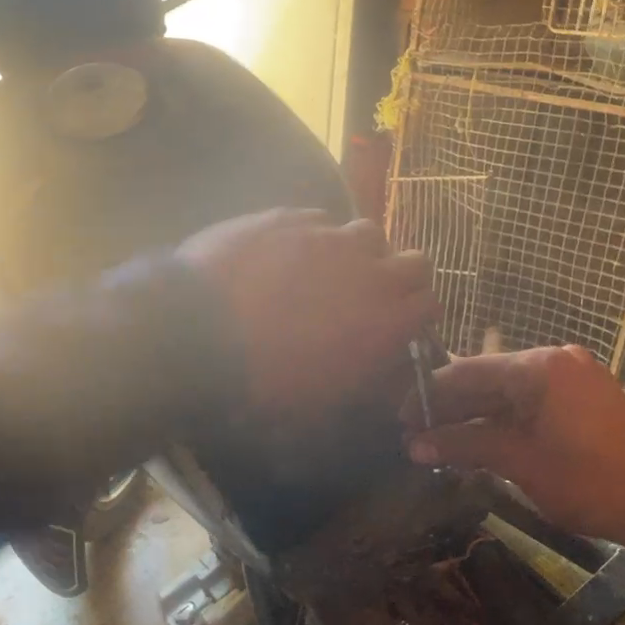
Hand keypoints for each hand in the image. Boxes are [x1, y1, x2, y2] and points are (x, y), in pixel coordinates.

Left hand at [177, 209, 437, 420]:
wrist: (194, 334)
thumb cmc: (261, 384)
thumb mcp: (321, 408)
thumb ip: (365, 387)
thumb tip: (386, 380)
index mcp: (386, 322)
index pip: (430, 305)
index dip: (415, 316)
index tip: (397, 327)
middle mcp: (369, 271)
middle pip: (414, 262)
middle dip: (398, 278)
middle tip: (368, 296)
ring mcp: (329, 237)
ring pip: (366, 233)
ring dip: (357, 253)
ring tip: (325, 271)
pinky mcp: (289, 216)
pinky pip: (317, 220)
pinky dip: (311, 237)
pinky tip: (282, 256)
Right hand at [400, 346, 624, 557]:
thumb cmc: (590, 481)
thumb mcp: (520, 463)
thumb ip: (465, 446)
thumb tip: (414, 445)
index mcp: (540, 367)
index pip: (467, 371)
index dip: (428, 395)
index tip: (399, 418)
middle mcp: (556, 360)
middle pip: (486, 379)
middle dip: (449, 409)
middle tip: (414, 435)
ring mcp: (573, 378)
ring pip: (507, 393)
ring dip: (474, 418)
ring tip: (438, 444)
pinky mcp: (583, 399)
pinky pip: (530, 403)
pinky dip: (502, 422)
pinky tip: (477, 443)